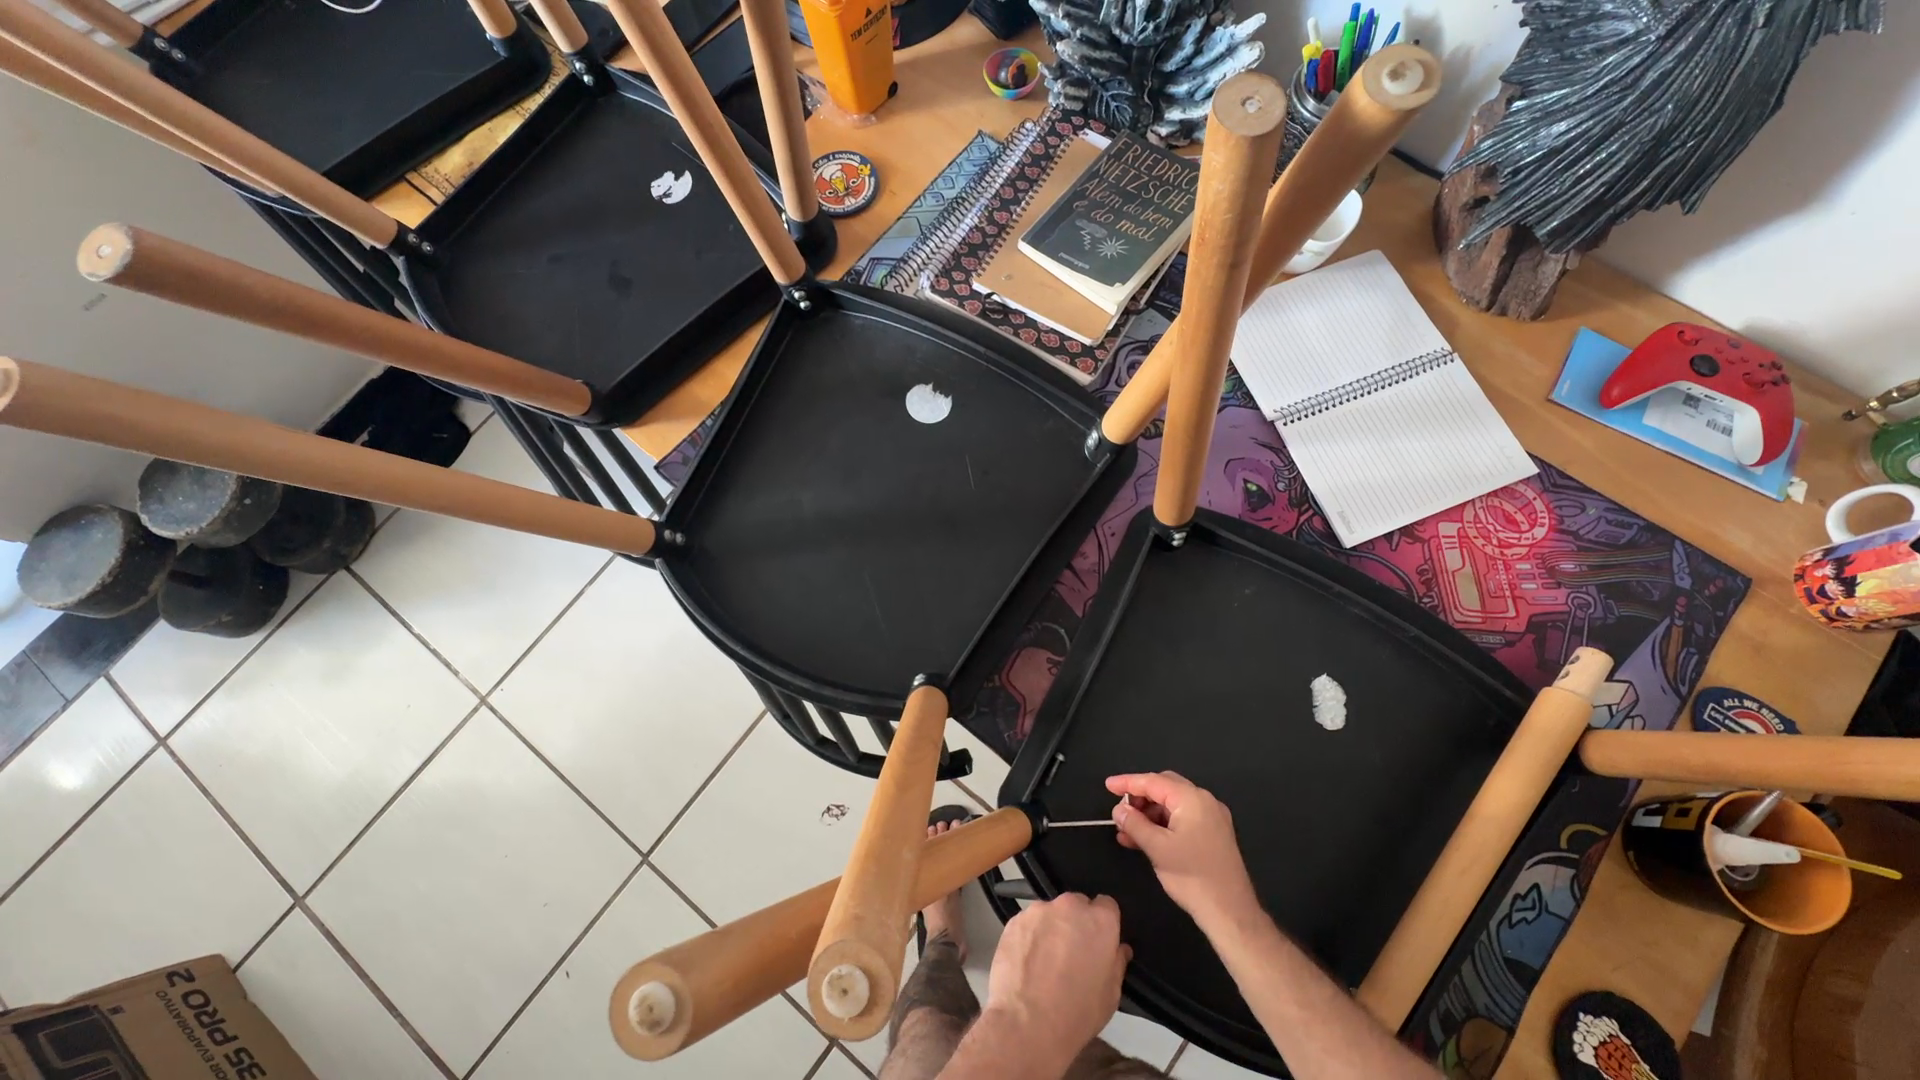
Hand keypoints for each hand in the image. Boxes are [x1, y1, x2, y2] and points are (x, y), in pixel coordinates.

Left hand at [982, 893, 1129, 1064]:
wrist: (1027, 1023)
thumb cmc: (1077, 1012)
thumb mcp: (1111, 994)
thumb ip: (1117, 963)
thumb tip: (1119, 949)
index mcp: (1100, 921)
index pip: (1107, 906)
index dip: (1104, 924)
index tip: (1098, 942)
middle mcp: (1069, 906)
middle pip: (1077, 906)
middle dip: (1076, 923)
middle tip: (1072, 953)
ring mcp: (1038, 911)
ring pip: (1050, 914)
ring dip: (1051, 928)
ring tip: (1045, 960)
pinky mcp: (1013, 920)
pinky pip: (1027, 923)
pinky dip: (1029, 936)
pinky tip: (1027, 962)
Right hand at [1106, 772, 1259, 930]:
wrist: (1230, 910)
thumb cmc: (1192, 877)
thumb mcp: (1157, 848)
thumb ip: (1134, 824)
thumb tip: (1118, 809)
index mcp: (1192, 799)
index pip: (1154, 781)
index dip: (1128, 782)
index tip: (1108, 785)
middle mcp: (1204, 802)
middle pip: (1165, 788)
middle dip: (1140, 798)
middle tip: (1120, 812)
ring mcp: (1211, 818)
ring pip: (1172, 805)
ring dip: (1149, 814)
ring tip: (1126, 831)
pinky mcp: (1212, 834)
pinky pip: (1181, 820)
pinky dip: (1161, 825)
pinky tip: (1143, 839)